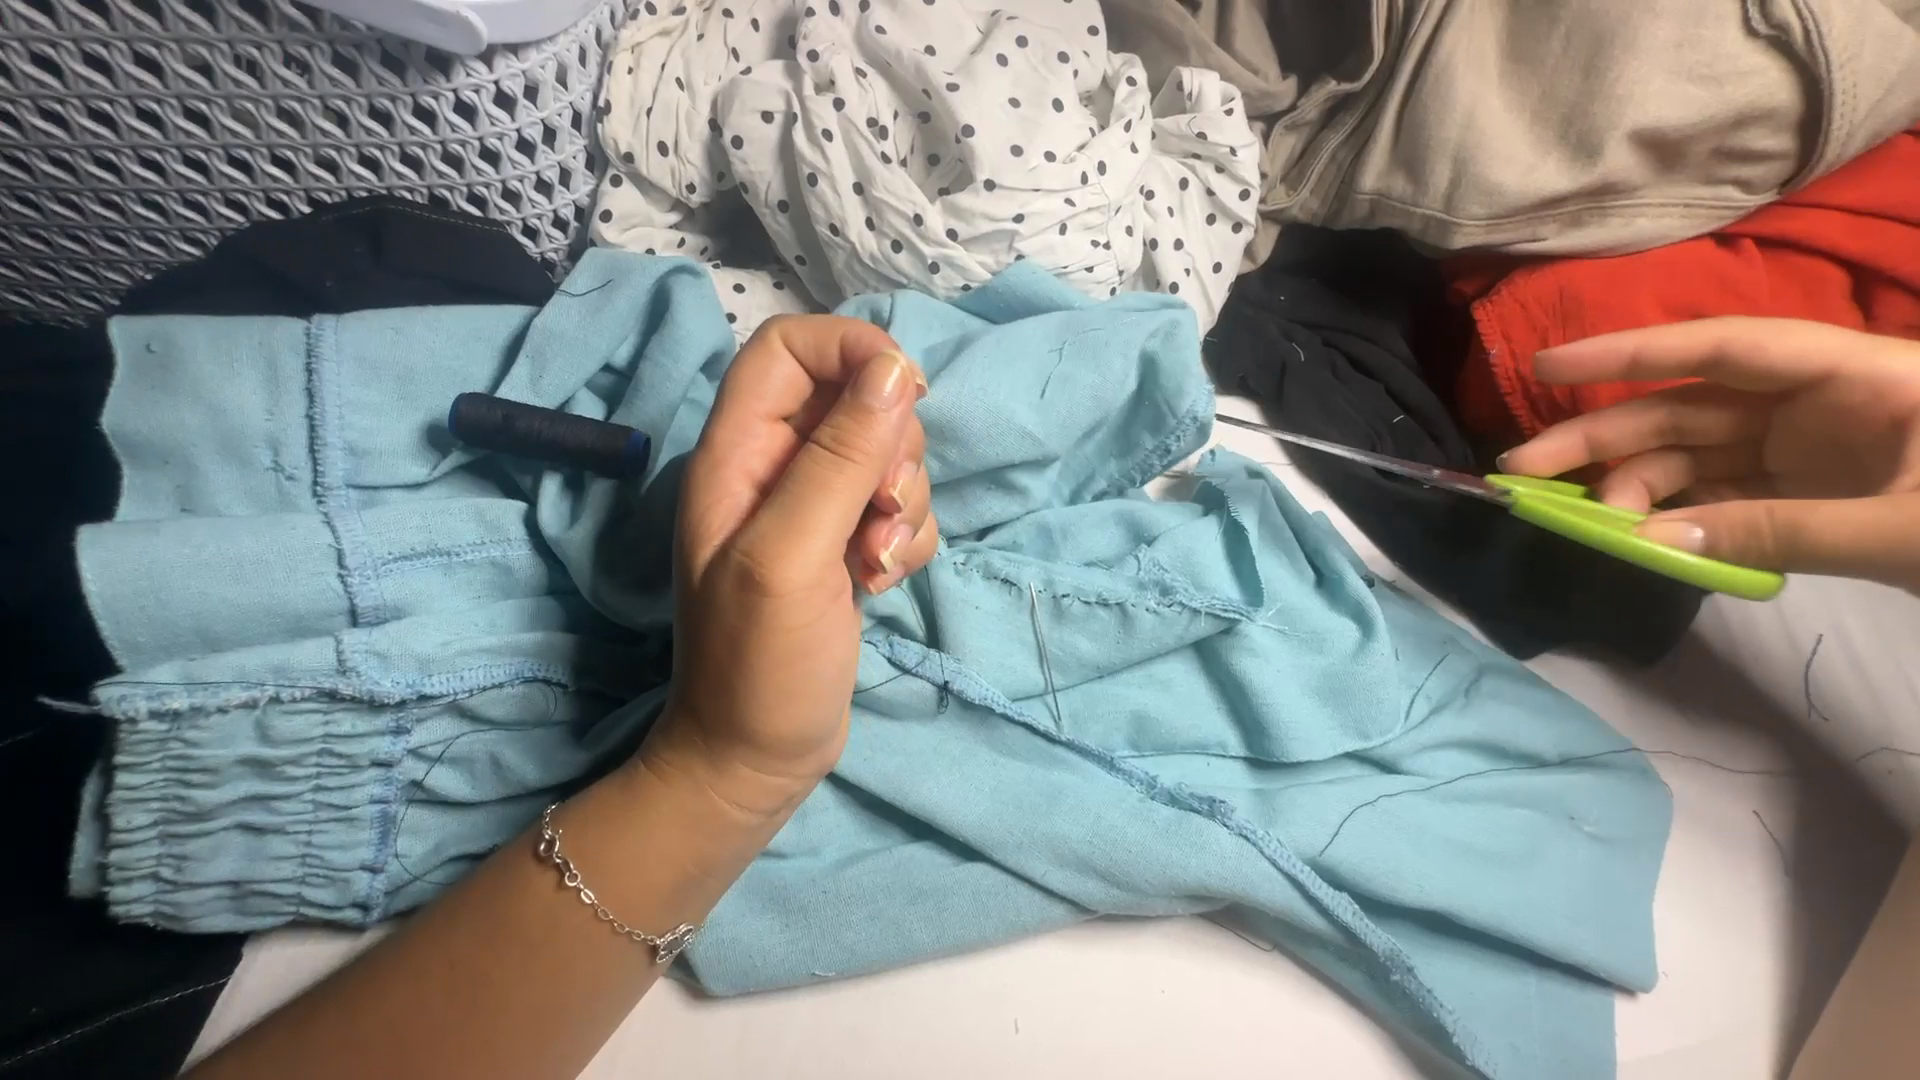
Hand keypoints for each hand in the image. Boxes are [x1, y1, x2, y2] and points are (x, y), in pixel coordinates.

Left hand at [644, 316, 936, 816]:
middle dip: (890, 449)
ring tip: (875, 562)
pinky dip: (906, 536)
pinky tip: (883, 581)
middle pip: (854, 401)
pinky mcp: (849, 544)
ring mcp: (816, 509)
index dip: (849, 350)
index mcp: (738, 453)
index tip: (906, 390)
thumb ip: (840, 459)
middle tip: (880, 511)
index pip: (789, 349)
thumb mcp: (792, 554)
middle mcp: (776, 469)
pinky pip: (899, 507)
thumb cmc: (758, 662)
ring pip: (887, 457)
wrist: (757, 754)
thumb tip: (894, 371)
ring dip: (903, 502)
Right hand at [1499, 318, 1919, 591]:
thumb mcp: (1908, 532)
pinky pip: (1712, 497)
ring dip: (1628, 485)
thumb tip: (1651, 540)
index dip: (1629, 353)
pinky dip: (1669, 516)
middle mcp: (1818, 406)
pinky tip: (1636, 536)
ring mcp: (1808, 453)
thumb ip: (1778, 532)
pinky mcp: (1802, 495)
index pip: (1723, 350)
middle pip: (1683, 408)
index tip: (1547, 365)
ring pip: (1686, 456)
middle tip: (1523, 469)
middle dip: (1599, 436)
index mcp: (1860, 380)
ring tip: (1588, 522)